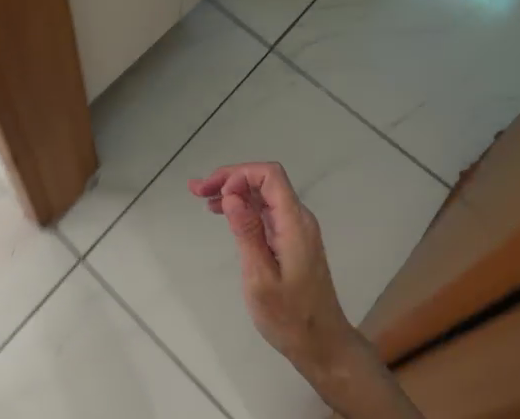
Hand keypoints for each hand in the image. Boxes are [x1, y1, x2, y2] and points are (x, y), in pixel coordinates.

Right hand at [187, 162, 359, 376]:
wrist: (322, 345)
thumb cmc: (289, 317)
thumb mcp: (260, 278)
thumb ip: (248, 233)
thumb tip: (231, 195)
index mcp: (294, 222)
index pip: (270, 175)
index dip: (240, 175)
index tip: (216, 194)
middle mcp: (299, 218)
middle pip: (265, 181)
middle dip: (230, 179)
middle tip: (197, 189)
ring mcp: (297, 229)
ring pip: (264, 196)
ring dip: (234, 192)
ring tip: (203, 198)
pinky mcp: (293, 241)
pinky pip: (267, 212)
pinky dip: (244, 208)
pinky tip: (225, 214)